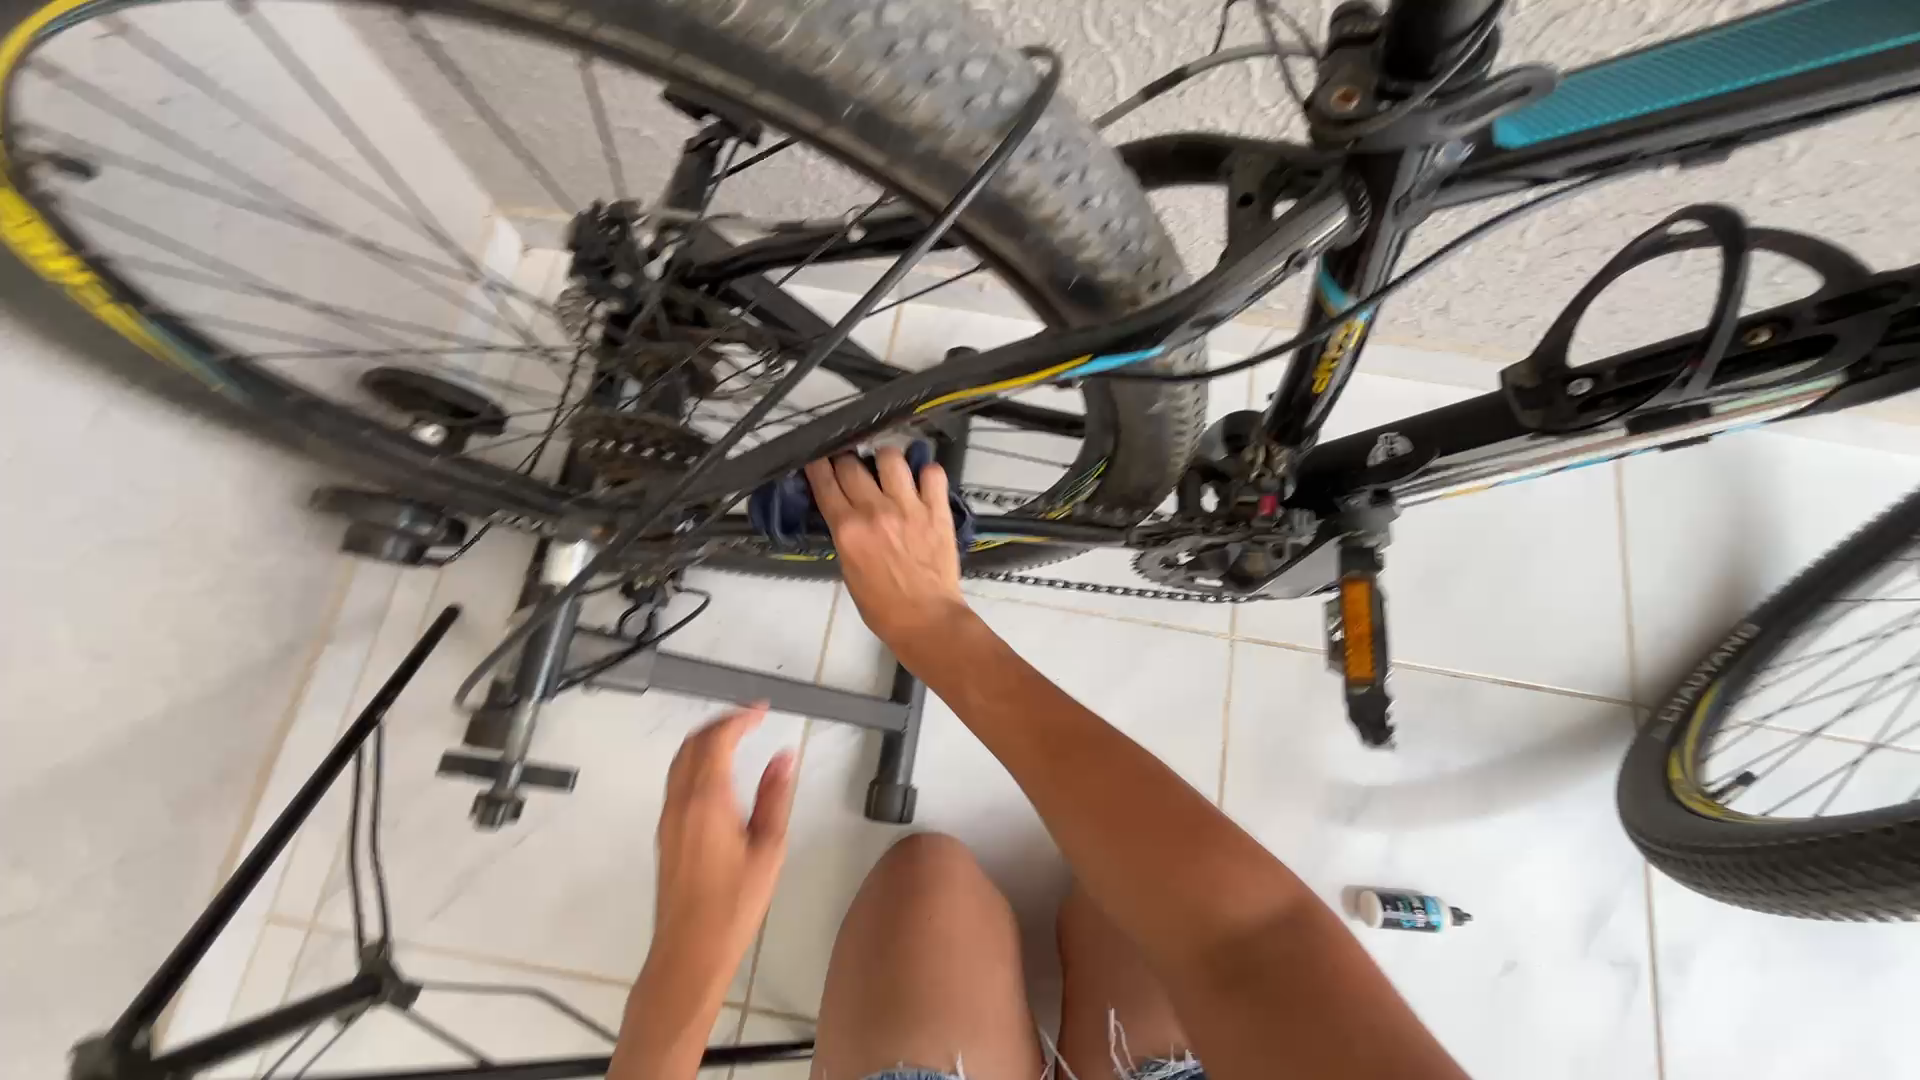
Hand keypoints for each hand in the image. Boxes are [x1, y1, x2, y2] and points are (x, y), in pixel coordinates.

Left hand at [647, 704, 796, 988]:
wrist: (689, 951)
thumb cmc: (734, 904)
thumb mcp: (769, 848)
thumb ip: (775, 797)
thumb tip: (783, 758)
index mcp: (707, 800)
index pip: (718, 740)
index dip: (741, 718)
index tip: (762, 710)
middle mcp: (680, 802)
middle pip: (693, 743)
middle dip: (722, 722)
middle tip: (751, 718)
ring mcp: (668, 817)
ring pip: (680, 759)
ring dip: (706, 739)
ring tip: (736, 736)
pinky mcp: (665, 832)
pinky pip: (676, 778)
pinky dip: (696, 760)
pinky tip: (717, 771)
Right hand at [805, 447, 973, 653]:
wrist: (926, 619)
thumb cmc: (882, 605)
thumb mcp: (848, 569)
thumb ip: (846, 535)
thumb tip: (845, 510)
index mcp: (847, 529)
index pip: (824, 481)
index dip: (818, 465)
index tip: (818, 458)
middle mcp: (875, 510)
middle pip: (851, 463)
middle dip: (846, 461)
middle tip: (852, 468)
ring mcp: (909, 507)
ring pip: (891, 457)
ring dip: (885, 460)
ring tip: (888, 471)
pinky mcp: (937, 510)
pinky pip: (932, 473)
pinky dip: (926, 473)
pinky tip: (922, 483)